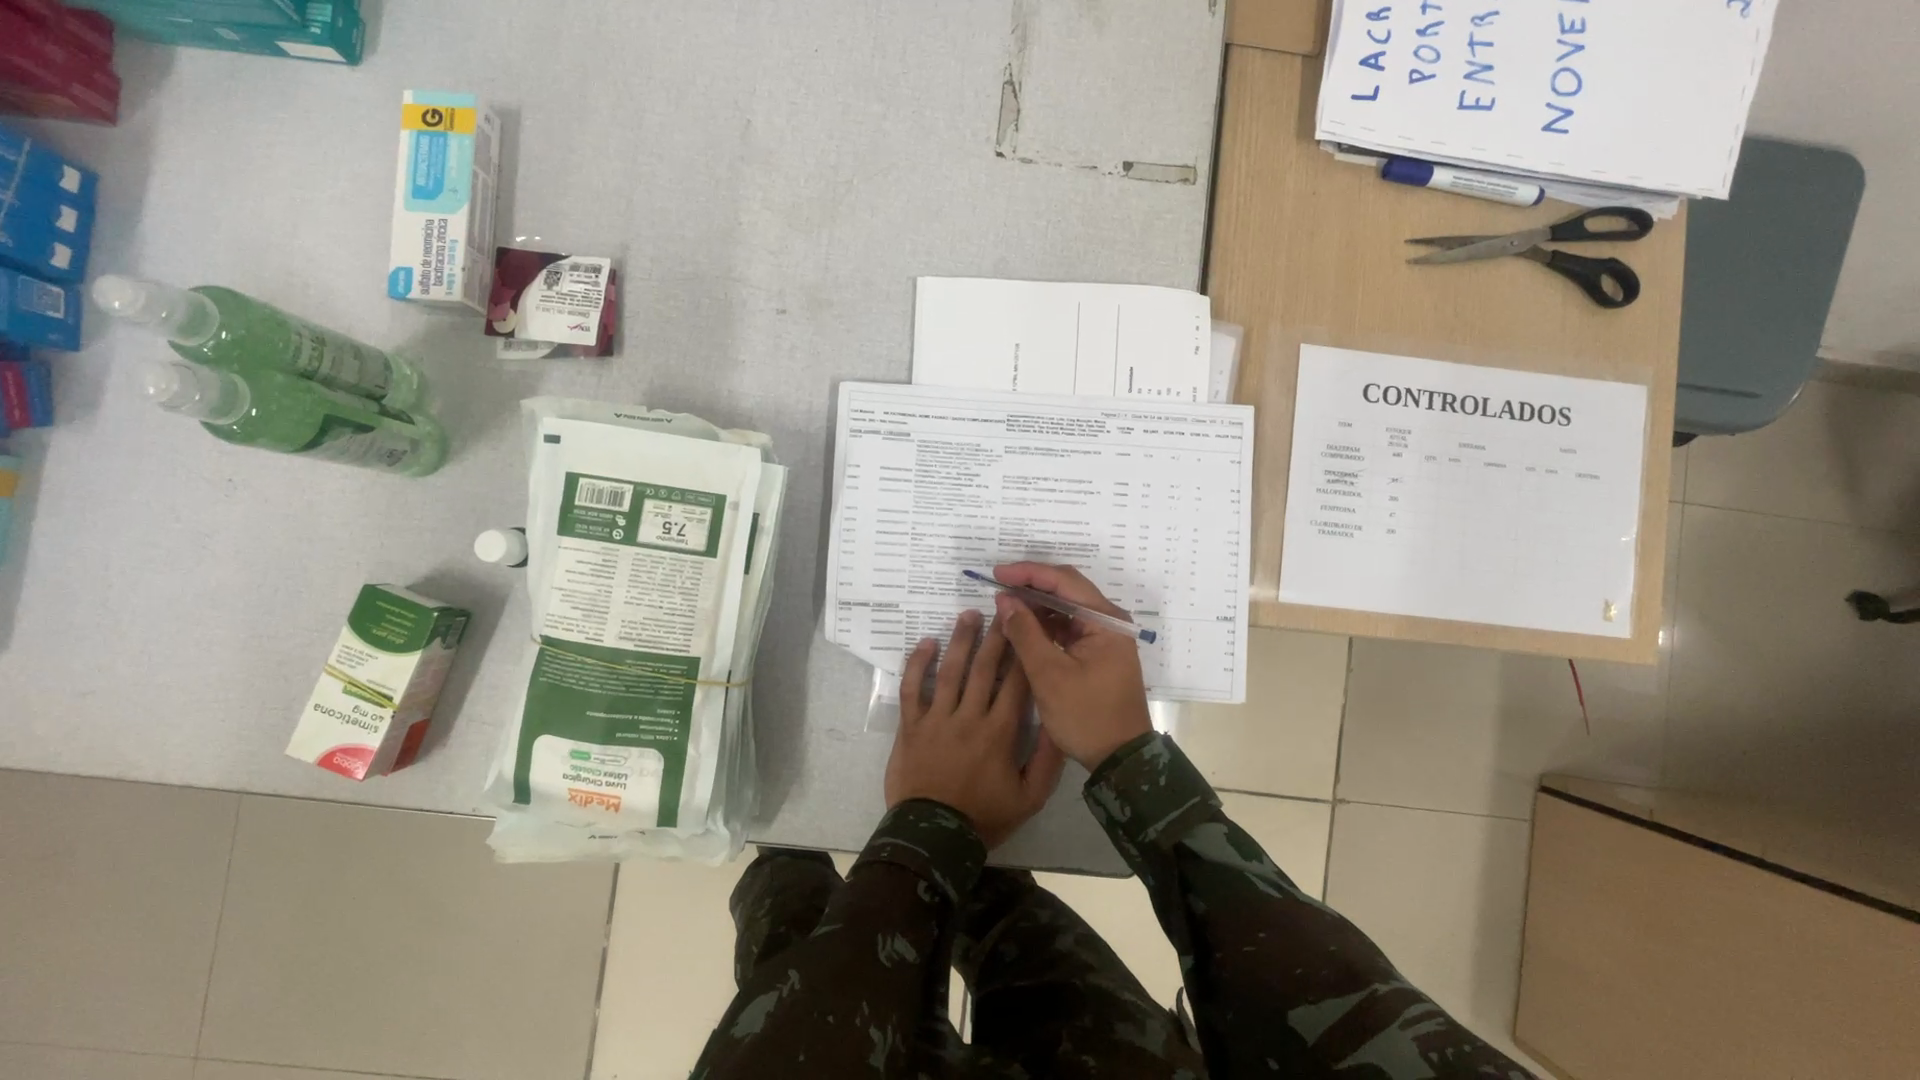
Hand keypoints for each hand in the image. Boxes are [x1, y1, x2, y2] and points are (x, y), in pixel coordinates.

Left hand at [885, 609, 1066, 848]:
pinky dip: (917, 663)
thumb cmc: (984, 818)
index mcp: (1000, 732)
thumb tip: (1063, 724)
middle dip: (995, 636)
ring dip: (960, 639)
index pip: (1017, 682)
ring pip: (949, 670)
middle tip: (1002, 609)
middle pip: (984, 668)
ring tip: (969, 614)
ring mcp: (936, 719)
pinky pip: (912, 688)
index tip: (1032, 627)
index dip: (1025, 651)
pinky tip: (926, 642)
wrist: (933, 837)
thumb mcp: (1030, 798)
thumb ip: (1048, 761)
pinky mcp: (910, 726)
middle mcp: (969, 717)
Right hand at [992, 563, 1153, 770]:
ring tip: (1004, 607)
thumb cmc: (1086, 716)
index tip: (996, 574)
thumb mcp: (1049, 675)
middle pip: (1067, 590)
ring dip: (1036, 605)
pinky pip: (1068, 627)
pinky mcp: (1097, 652)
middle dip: (1030, 586)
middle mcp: (1109, 621)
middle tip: (996, 588)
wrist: (1120, 757)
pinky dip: (1045, 624)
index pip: (1064, 581)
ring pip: (1066, 608)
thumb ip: (1025, 633)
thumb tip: (1005, 601)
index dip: (1028, 573)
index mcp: (1105, 621)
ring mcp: (1105, 637)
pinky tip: (1022, 627)